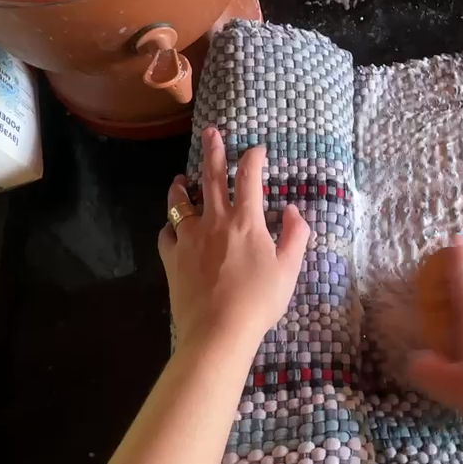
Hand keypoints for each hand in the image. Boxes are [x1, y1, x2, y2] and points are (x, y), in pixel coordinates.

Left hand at [159, 127, 311, 355]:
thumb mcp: (288, 269)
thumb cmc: (259, 300)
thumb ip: (296, 236)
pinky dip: (170, 226)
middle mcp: (215, 221)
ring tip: (180, 178)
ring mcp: (189, 238)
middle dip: (212, 151)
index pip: (249, 178)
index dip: (253, 158)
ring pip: (181, 202)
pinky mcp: (172, 258)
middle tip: (210, 132)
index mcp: (245, 221)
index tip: (256, 149)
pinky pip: (167, 234)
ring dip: (181, 187)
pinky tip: (172, 227)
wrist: (218, 331)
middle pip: (212, 178)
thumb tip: (295, 210)